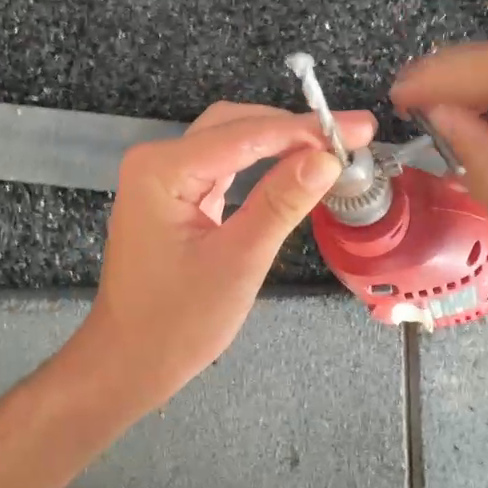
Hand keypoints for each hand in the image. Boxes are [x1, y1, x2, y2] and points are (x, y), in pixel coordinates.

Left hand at [70, 101, 375, 409]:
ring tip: (332, 148)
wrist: (128, 362)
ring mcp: (162, 177)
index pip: (245, 134)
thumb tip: (326, 159)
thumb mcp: (238, 261)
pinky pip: (223, 165)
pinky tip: (293, 166)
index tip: (359, 128)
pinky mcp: (174, 194)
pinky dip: (260, 163)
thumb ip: (280, 204)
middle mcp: (158, 161)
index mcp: (162, 169)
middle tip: (350, 138)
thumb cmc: (177, 322)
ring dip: (279, 142)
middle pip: (235, 125)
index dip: (305, 128)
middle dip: (293, 129)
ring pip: (230, 141)